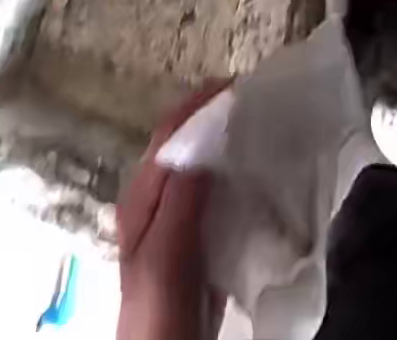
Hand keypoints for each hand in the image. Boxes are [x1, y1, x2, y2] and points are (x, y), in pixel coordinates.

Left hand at [116, 80, 229, 339]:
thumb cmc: (159, 312)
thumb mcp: (166, 257)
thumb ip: (179, 201)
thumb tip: (200, 142)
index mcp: (140, 196)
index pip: (169, 134)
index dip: (197, 105)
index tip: (235, 85)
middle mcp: (152, 197)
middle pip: (181, 141)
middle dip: (211, 114)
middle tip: (252, 98)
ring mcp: (171, 216)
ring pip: (197, 160)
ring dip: (222, 137)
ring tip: (256, 121)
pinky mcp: (191, 234)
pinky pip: (210, 186)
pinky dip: (229, 167)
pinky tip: (252, 167)